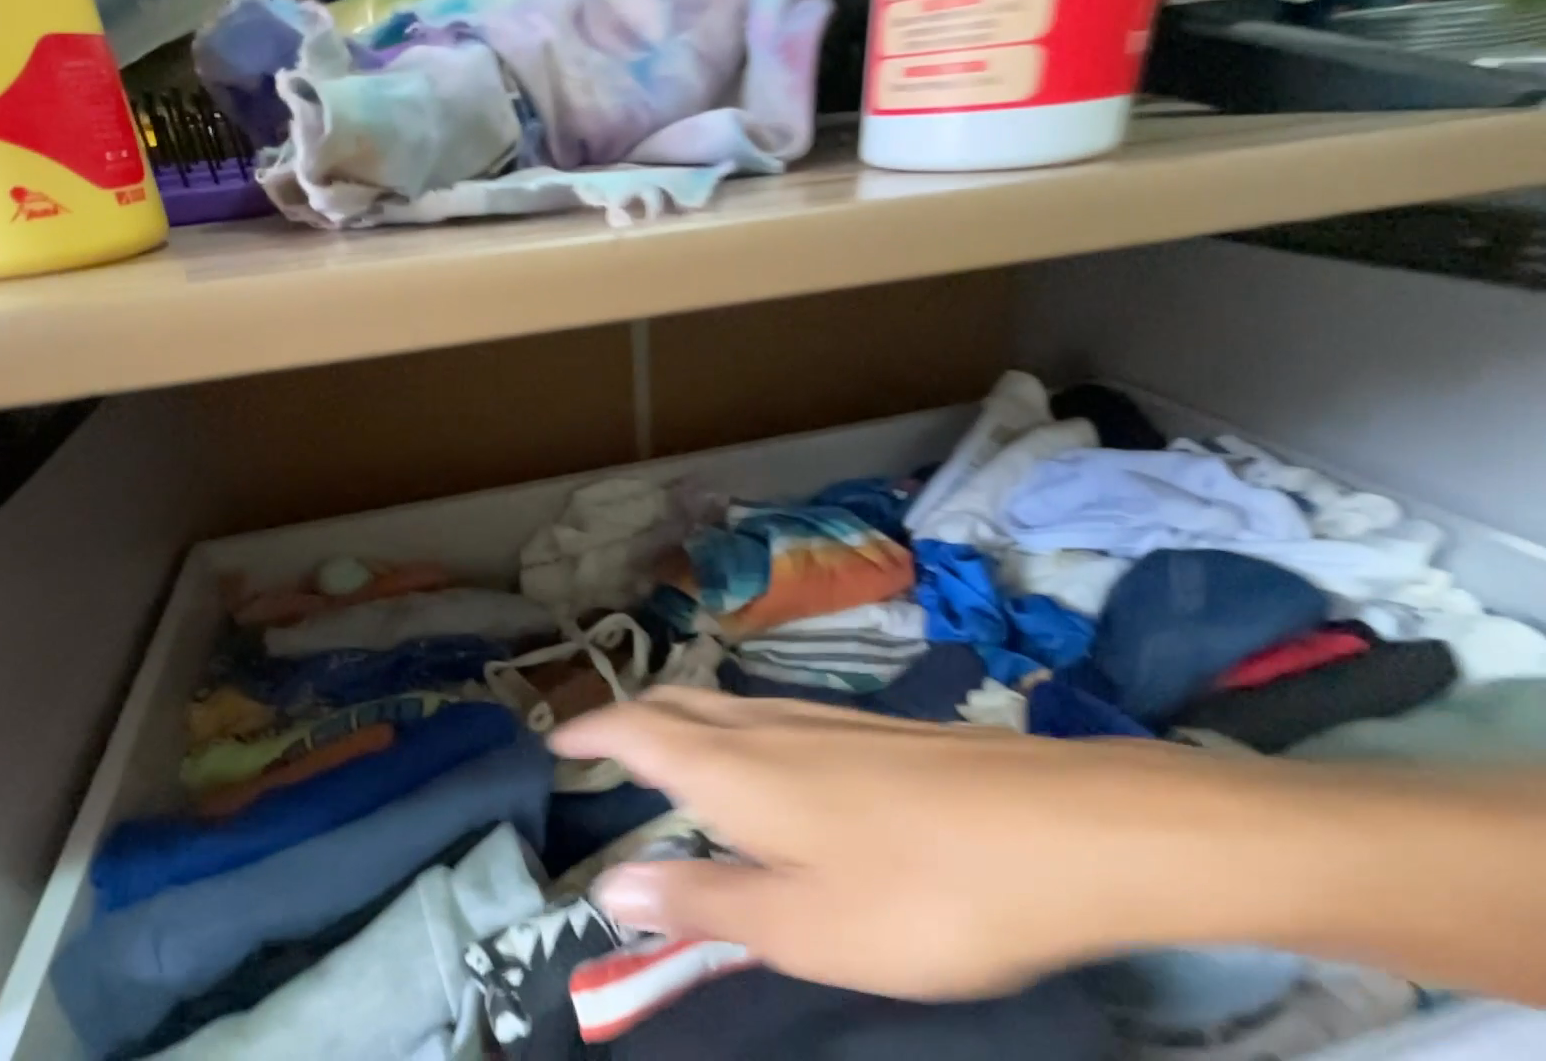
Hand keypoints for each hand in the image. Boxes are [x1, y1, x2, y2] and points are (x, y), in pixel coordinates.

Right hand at [550, 689, 1379, 1001]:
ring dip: (681, 720)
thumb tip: (611, 883)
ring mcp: (827, 720)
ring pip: (728, 706)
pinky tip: (767, 763)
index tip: (557, 739)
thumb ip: (700, 900)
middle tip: (602, 742)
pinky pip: (773, 717)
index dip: (592, 730)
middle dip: (630, 716)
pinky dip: (735, 731)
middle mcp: (769, 727)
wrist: (1071, 831)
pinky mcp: (875, 730)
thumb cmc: (919, 892)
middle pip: (678, 704)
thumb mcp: (796, 923)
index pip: (638, 731)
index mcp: (734, 770)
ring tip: (667, 751)